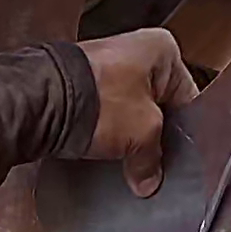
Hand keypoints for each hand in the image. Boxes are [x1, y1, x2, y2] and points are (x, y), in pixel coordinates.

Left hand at [78, 28, 199, 196]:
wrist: (43, 101)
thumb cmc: (101, 102)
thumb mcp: (143, 132)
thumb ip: (152, 158)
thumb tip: (149, 181)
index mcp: (162, 50)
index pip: (187, 99)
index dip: (185, 134)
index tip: (180, 162)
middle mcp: (135, 52)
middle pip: (157, 109)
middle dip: (154, 140)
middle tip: (153, 169)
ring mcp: (106, 70)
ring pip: (129, 117)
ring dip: (128, 142)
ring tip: (130, 168)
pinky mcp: (81, 89)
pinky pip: (104, 119)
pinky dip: (106, 138)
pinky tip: (106, 159)